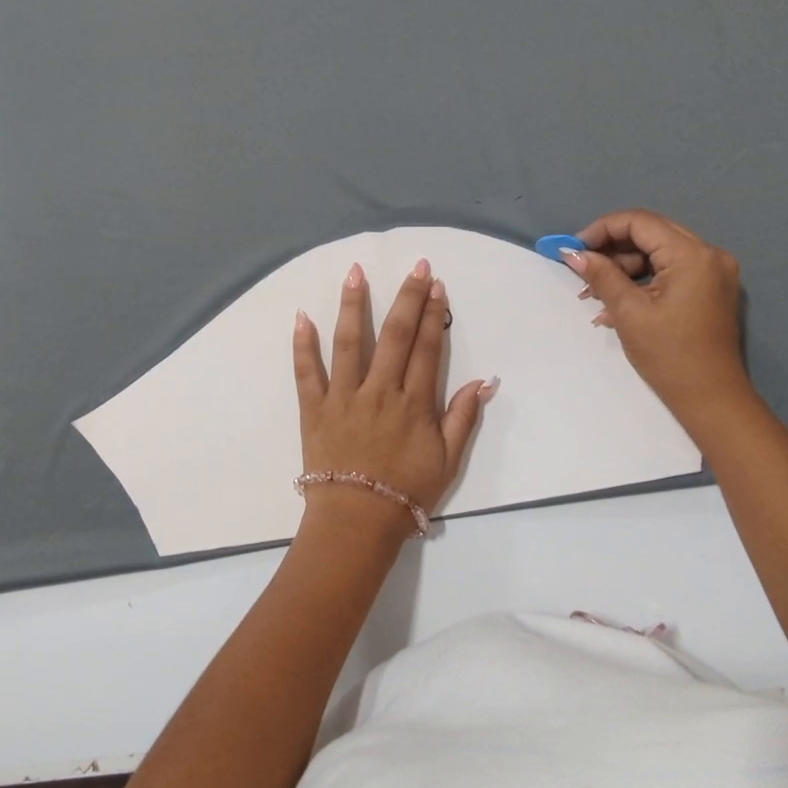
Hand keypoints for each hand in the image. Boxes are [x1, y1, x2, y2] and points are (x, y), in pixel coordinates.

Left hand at [293, 259, 495, 537]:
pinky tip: (301, 316)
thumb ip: (463, 418)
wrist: (356, 521)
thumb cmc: (406, 493)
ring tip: (356, 272)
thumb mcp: (448, 461)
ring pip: (350, 342)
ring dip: (354, 305)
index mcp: (414, 403)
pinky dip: (302, 344)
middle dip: (407, 297)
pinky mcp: (314, 408)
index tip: (437, 285)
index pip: (427, 349)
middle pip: (396, 336)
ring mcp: (344, 397)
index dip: (433, 315)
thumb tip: (486, 381)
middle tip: (416, 266)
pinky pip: (306, 371)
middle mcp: (380, 391)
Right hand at [566, 209, 747, 413]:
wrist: (711, 397)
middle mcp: (708, 254)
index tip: (573, 249)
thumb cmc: (669, 355)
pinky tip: (614, 303)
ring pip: (659, 252)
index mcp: (692, 255)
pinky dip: (642, 280)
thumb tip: (572, 254)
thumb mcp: (629, 313)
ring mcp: (713, 272)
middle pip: (651, 233)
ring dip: (624, 266)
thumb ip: (602, 276)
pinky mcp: (710, 289)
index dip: (602, 229)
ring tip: (593, 293)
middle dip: (611, 247)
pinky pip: (670, 271)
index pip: (640, 222)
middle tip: (580, 266)